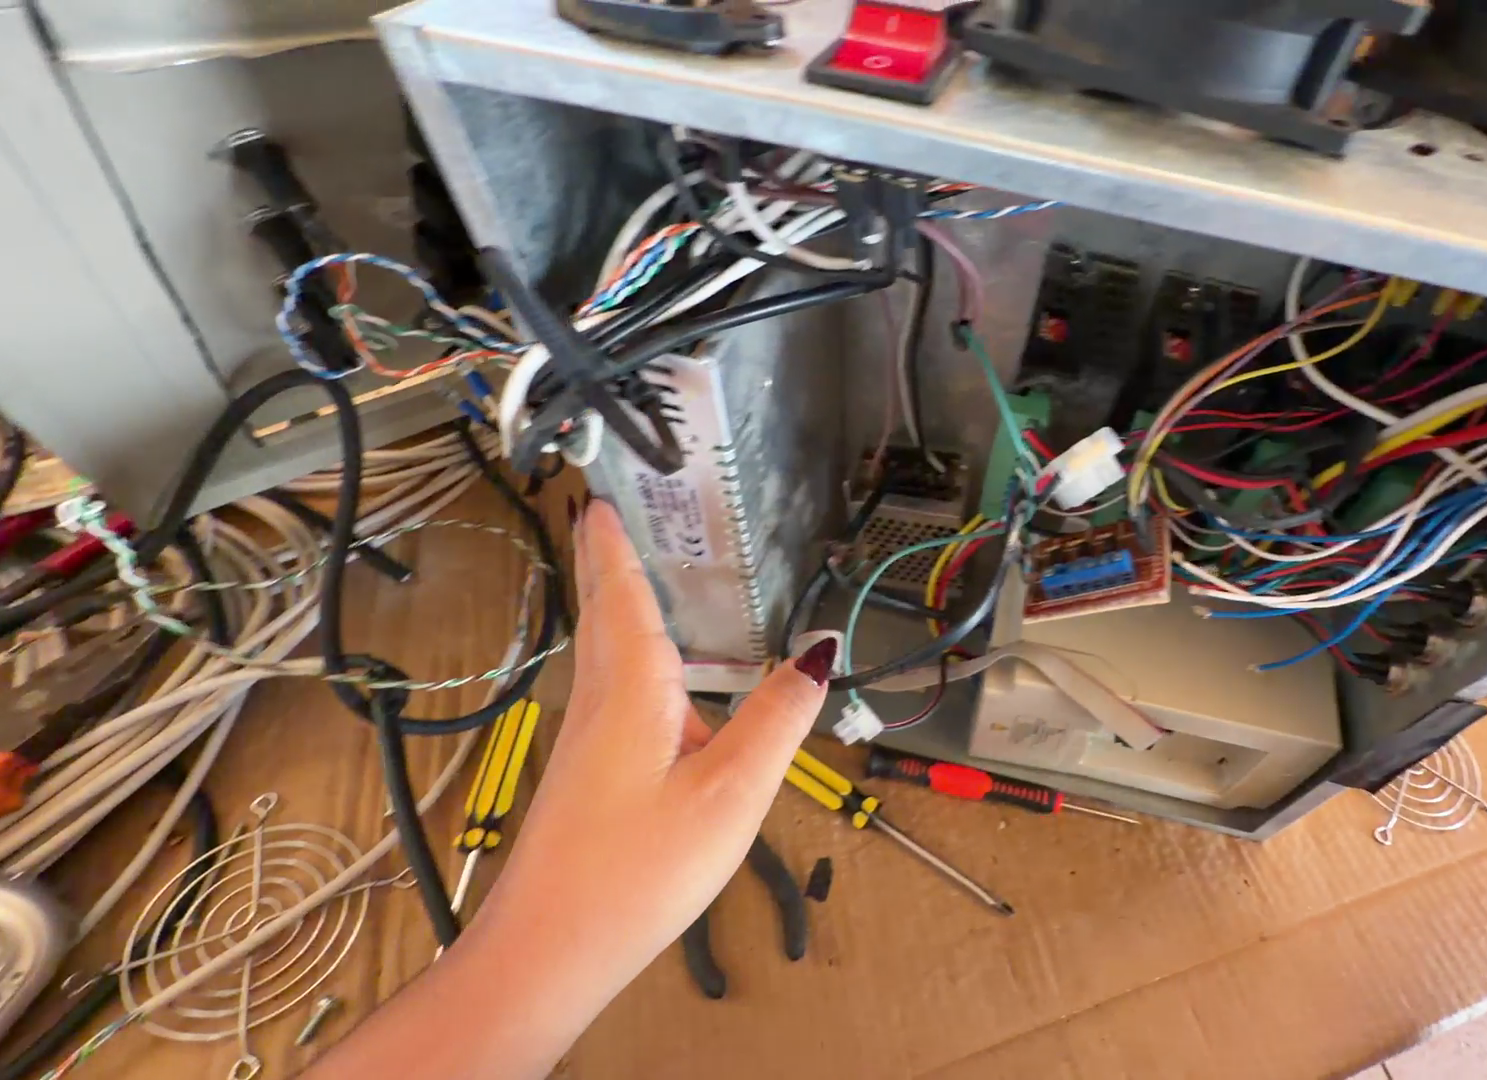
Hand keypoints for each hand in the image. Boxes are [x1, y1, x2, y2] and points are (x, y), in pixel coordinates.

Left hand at [466, 497, 835, 1014]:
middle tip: (606, 518)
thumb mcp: (733, 792)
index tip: (599, 496)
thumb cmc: (641, 867)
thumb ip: (779, 717)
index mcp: (634, 690)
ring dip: (615, 604)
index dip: (615, 545)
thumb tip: (820, 651)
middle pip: (604, 615)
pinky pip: (614, 688)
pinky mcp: (588, 771)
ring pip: (605, 652)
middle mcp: (602, 702)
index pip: (624, 596)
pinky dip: (629, 653)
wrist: (547, 954)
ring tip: (638, 574)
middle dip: (605, 562)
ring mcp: (588, 739)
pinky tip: (657, 677)